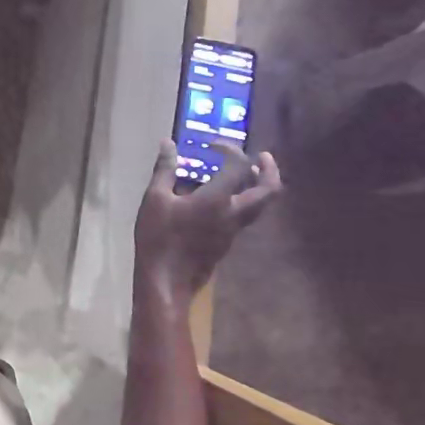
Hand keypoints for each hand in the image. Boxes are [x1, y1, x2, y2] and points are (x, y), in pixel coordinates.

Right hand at [134, 140, 280, 301]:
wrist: (166, 281)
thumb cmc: (158, 238)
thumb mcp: (155, 200)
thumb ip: (164, 170)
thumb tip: (168, 143)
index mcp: (218, 199)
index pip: (238, 166)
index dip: (230, 150)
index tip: (212, 145)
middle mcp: (233, 214)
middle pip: (269, 190)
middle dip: (270, 170)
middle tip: (262, 156)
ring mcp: (233, 232)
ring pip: (260, 206)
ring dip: (259, 187)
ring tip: (247, 174)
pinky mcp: (226, 244)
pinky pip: (244, 217)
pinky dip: (243, 201)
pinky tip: (222, 199)